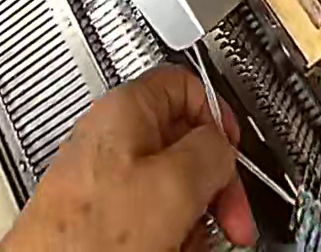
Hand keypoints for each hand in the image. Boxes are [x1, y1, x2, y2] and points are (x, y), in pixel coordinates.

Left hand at [0, 65, 257, 251]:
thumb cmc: (88, 241)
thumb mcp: (176, 183)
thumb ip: (212, 149)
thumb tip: (223, 148)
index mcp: (126, 109)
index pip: (187, 85)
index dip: (216, 116)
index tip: (231, 150)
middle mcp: (111, 141)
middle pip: (182, 143)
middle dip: (212, 181)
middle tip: (230, 214)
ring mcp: (102, 185)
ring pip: (169, 187)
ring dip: (193, 216)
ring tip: (195, 242)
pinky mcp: (97, 224)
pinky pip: (148, 219)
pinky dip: (169, 235)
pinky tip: (174, 249)